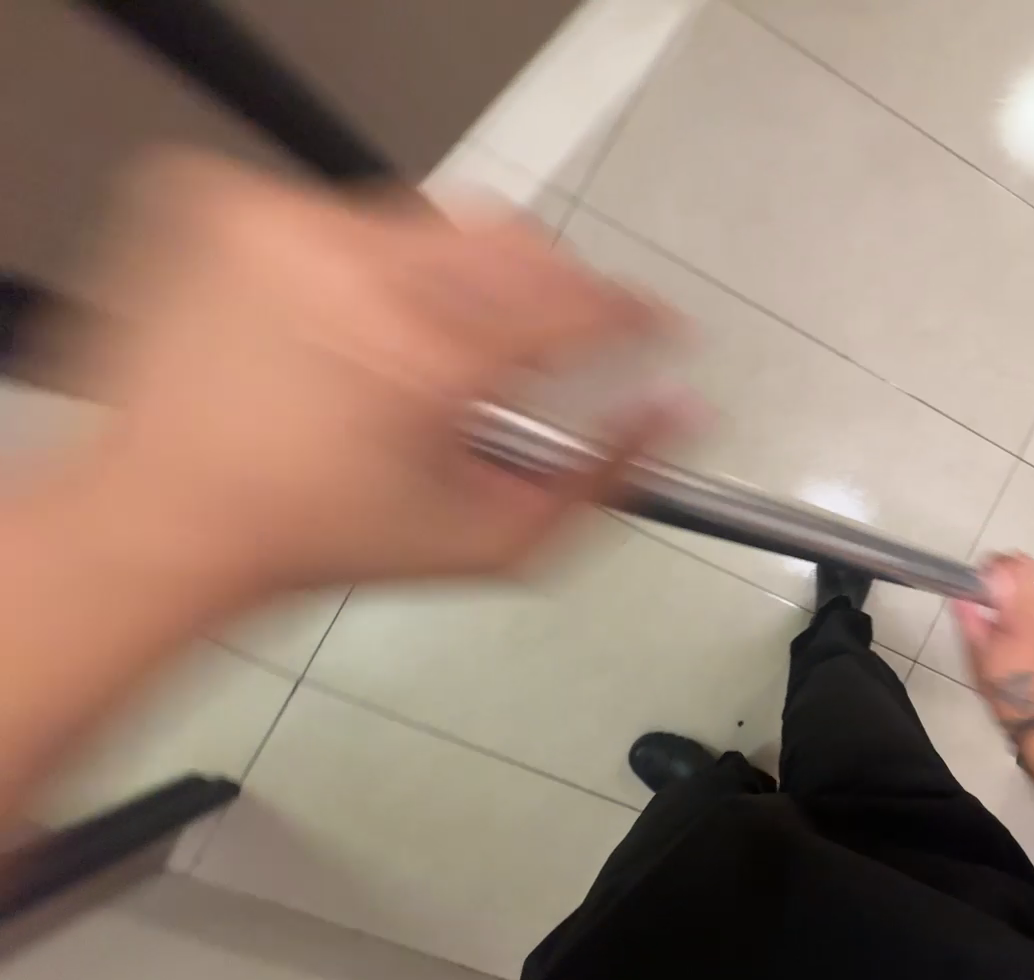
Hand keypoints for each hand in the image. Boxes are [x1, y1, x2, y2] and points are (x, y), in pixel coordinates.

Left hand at [52, 152, 688, 610]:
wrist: (165, 515)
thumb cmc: (349, 538)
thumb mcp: (508, 537)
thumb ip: (613, 470)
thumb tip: (686, 409)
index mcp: (431, 356)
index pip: (579, 302)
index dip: (639, 313)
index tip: (664, 325)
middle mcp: (359, 270)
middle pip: (524, 244)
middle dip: (564, 291)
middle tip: (564, 343)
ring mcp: (287, 225)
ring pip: (453, 223)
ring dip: (486, 279)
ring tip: (467, 340)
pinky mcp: (233, 205)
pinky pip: (370, 214)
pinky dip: (406, 263)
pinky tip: (385, 320)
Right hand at [956, 552, 1033, 730]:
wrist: (1029, 703)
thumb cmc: (998, 678)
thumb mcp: (974, 647)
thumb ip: (967, 615)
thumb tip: (959, 591)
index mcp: (1020, 612)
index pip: (1009, 568)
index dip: (989, 567)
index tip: (976, 580)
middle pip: (1027, 563)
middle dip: (1005, 566)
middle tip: (987, 583)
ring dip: (1017, 574)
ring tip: (1000, 593)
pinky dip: (1028, 586)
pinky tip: (1014, 605)